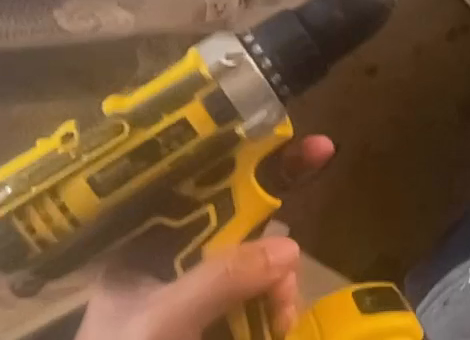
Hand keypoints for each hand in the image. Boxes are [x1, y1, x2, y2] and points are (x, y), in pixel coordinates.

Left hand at [76, 135, 334, 339]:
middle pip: (249, 225)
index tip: (318, 148)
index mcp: (151, 247)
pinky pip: (267, 295)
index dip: (259, 161)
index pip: (210, 187)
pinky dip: (280, 307)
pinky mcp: (224, 319)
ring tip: (279, 319)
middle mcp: (180, 261)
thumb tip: (289, 248)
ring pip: (265, 262)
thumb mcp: (161, 321)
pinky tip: (279, 325)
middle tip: (289, 274)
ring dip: (281, 287)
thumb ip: (220, 278)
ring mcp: (204, 293)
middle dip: (279, 245)